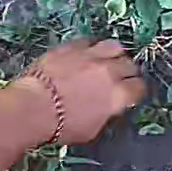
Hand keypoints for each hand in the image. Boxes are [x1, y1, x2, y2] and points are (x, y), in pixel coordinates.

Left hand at [0, 39, 143, 145]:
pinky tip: (87, 53)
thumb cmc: (61, 126)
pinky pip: (90, 41)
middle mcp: (109, 72)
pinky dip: (92, 47)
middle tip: (120, 78)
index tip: (131, 94)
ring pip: (115, 46)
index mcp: (118, 96)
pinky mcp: (72, 46)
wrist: (33, 106)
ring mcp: (91, 56)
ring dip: (114, 54)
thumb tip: (108, 107)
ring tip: (107, 60)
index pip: (139, 88)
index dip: (136, 91)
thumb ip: (106, 113)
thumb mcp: (92, 129)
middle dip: (127, 72)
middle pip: (129, 65)